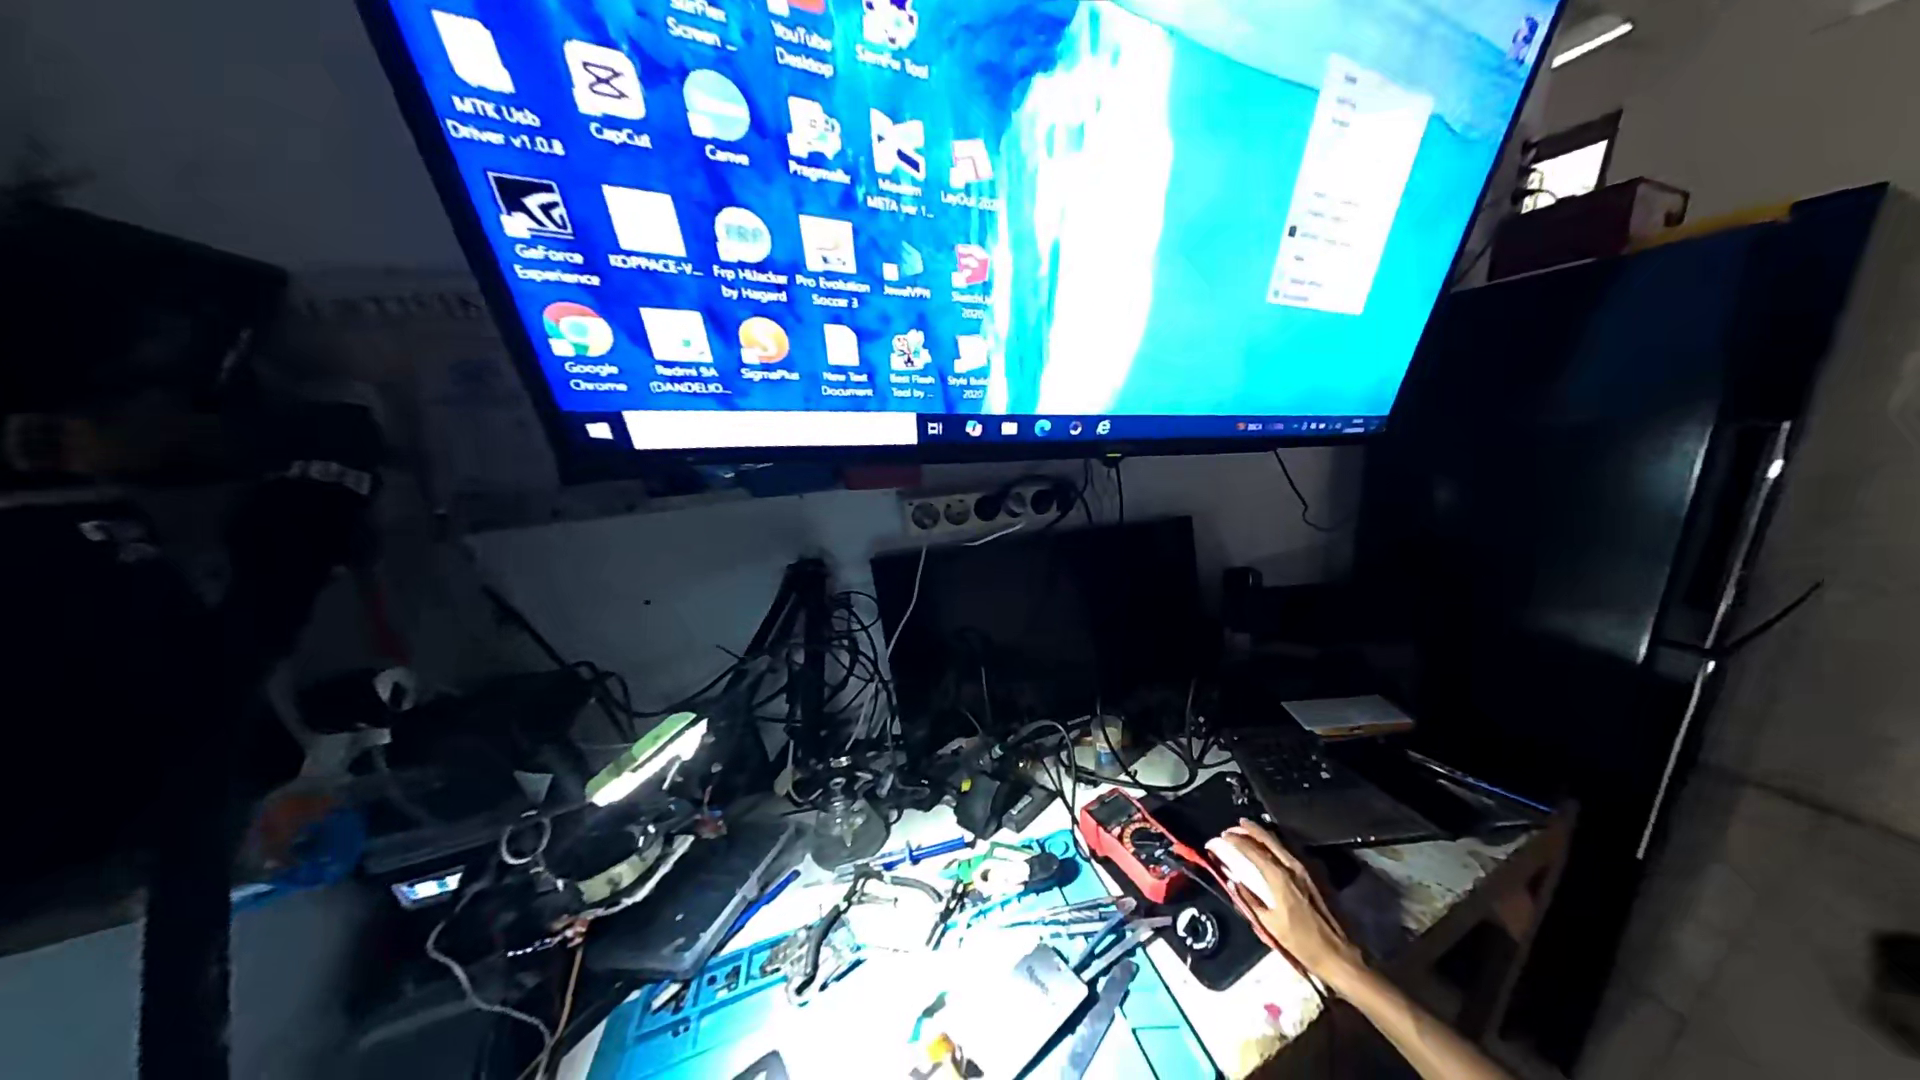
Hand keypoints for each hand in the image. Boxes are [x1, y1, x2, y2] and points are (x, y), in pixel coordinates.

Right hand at [1207, 819, 1360, 985]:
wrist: (1339, 956)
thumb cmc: (1301, 943)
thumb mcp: (1269, 925)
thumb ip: (1249, 899)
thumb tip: (1233, 881)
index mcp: (1280, 879)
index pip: (1253, 851)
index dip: (1235, 841)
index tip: (1222, 836)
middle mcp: (1293, 868)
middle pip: (1269, 840)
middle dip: (1250, 830)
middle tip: (1234, 826)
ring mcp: (1307, 871)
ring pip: (1281, 844)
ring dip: (1262, 835)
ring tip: (1248, 831)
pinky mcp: (1314, 877)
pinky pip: (1290, 852)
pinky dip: (1275, 845)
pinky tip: (1270, 848)